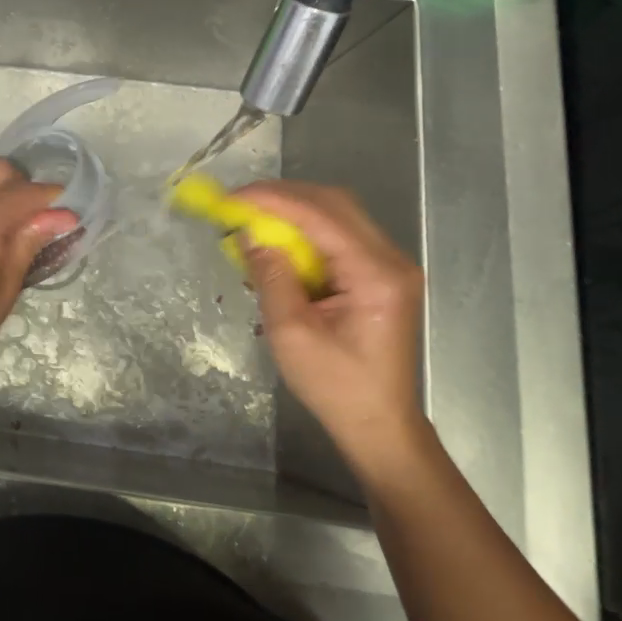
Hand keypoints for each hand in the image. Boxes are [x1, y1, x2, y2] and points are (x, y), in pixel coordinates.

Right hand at [236, 180, 425, 464]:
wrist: (378, 423)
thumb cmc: (335, 386)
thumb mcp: (291, 333)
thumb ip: (272, 277)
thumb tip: (249, 234)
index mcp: (375, 275)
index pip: (321, 216)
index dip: (273, 200)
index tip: (231, 199)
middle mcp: (390, 260)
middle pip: (335, 204)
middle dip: (282, 197)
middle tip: (238, 204)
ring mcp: (389, 266)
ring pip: (338, 215)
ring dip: (293, 211)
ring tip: (252, 219)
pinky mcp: (380, 275)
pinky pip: (340, 236)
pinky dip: (305, 230)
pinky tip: (278, 242)